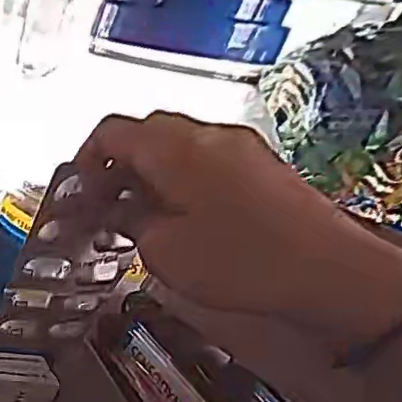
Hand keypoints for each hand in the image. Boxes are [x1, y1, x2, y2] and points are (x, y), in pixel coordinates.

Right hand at [75, 112, 401, 350]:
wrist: (324, 270)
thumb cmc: (243, 262)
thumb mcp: (164, 251)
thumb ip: (131, 223)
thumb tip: (121, 212)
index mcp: (175, 149)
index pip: (113, 131)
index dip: (86, 158)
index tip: (77, 187)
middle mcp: (208, 136)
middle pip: (146, 134)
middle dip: (117, 167)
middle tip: (101, 205)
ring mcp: (239, 149)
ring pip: (177, 148)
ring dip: (149, 175)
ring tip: (137, 218)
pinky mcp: (259, 168)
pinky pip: (205, 162)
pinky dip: (180, 182)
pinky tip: (177, 220)